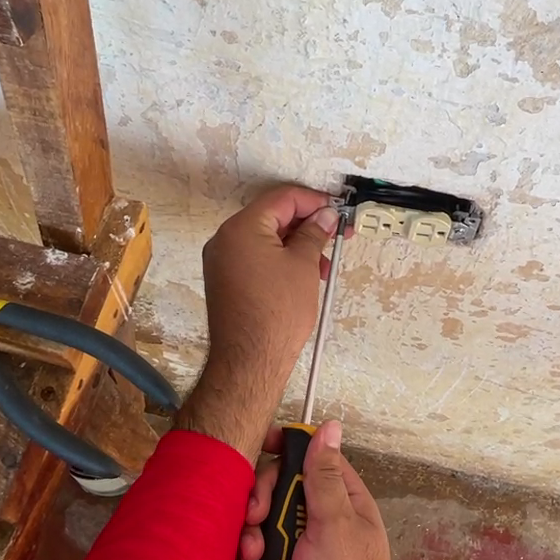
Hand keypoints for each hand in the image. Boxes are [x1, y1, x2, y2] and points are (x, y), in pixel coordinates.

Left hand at [176, 185, 338, 459]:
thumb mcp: (304, 265)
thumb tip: (325, 216)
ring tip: (322, 264)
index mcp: (241, 228)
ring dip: (295, 243)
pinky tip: (303, 274)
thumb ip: (314, 233)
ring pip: (265, 238)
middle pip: (271, 216)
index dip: (314, 201)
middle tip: (336, 234)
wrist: (250, 360)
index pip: (282, 198)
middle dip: (306, 224)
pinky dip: (279, 258)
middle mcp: (225, 239)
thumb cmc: (277, 313)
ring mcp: (222, 260)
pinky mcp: (225, 280)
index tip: (337, 211)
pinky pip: (255, 257)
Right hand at [236, 422, 400, 559]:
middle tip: (257, 518)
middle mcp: (321, 521)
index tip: (260, 445)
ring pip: (260, 520)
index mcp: (345, 503)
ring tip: (252, 556)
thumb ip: (324, 476)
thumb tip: (331, 424)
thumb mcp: (334, 528)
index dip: (287, 448)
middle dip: (262, 500)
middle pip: (279, 486)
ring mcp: (297, 549)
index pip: (314, 458)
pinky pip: (251, 552)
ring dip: (249, 535)